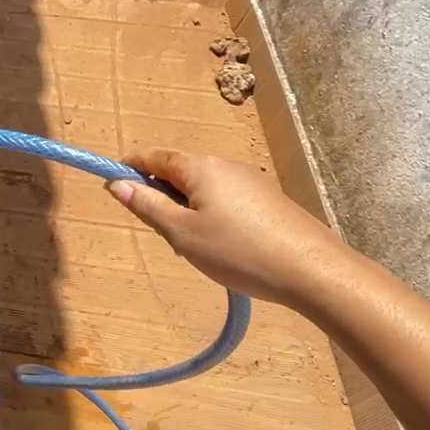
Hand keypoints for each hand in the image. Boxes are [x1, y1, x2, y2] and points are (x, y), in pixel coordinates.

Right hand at [105, 149, 358, 307]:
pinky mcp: (269, 201)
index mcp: (200, 167)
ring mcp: (252, 182)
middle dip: (158, 192)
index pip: (153, 156)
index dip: (129, 167)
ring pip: (202, 187)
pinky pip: (225, 198)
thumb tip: (118, 183)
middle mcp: (225, 165)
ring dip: (184, 206)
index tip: (113, 185)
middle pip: (178, 170)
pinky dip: (209, 213)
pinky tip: (220, 246)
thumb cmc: (239, 251)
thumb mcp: (181, 233)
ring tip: (189, 244)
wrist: (316, 273)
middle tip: (155, 228)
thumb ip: (147, 206)